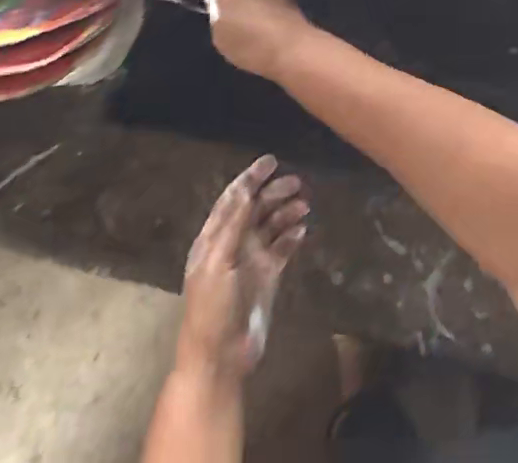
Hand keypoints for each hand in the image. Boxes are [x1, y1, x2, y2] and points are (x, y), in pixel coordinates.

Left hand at [178, 154, 309, 381]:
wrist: (220, 355)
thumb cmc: (211, 306)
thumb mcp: (218, 262)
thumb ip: (233, 225)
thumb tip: (247, 189)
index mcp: (214, 236)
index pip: (233, 198)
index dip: (250, 178)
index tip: (270, 161)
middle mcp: (233, 242)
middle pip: (255, 208)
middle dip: (274, 192)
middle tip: (297, 182)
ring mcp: (251, 259)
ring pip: (271, 226)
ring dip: (286, 212)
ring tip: (305, 203)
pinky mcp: (267, 277)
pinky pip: (282, 249)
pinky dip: (291, 236)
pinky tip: (303, 228)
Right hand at [202, 0, 312, 78]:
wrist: (294, 49)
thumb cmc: (250, 44)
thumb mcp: (220, 38)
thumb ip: (216, 20)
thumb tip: (220, 13)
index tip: (206, 12)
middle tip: (226, 21)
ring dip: (248, 5)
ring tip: (247, 28)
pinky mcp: (288, 0)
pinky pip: (267, 3)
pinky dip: (264, 12)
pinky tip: (266, 30)